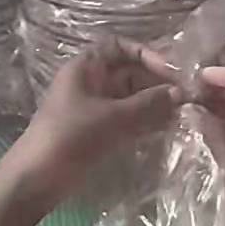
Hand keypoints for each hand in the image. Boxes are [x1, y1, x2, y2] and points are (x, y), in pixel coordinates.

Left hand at [9, 39, 179, 198]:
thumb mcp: (114, 117)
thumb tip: (181, 92)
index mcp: (87, 67)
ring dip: (155, 103)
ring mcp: (95, 107)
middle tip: (187, 95)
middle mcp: (91, 82)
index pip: (121, 47)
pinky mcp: (98, 130)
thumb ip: (149, 103)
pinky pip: (127, 118)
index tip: (171, 69)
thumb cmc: (72, 136)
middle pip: (130, 73)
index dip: (146, 54)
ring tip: (184, 112)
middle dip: (157, 82)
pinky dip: (146, 120)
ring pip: (131, 97)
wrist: (38, 178)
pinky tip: (169, 126)